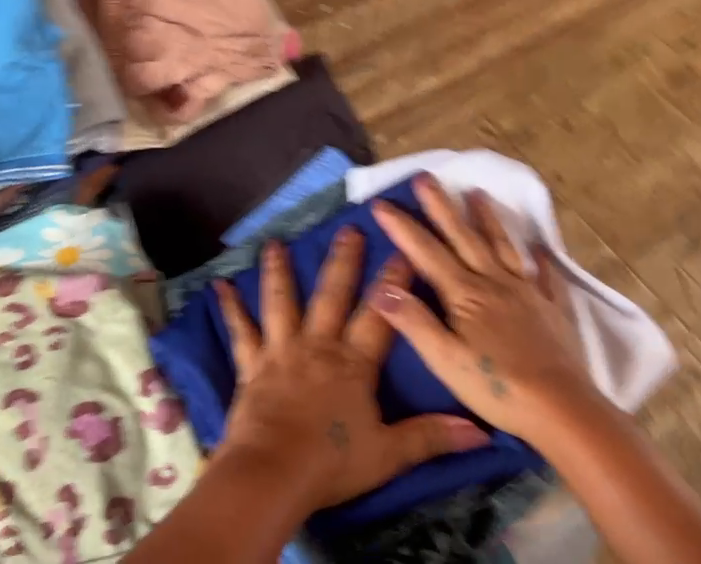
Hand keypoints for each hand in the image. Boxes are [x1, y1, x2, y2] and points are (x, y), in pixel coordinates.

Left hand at [211, 230, 494, 515]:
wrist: (273, 472)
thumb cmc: (332, 462)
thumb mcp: (389, 454)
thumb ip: (430, 437)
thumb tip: (481, 431)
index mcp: (353, 363)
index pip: (380, 316)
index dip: (393, 284)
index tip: (403, 252)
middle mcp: (317, 346)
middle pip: (332, 295)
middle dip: (343, 261)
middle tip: (347, 229)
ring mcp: (281, 352)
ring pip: (281, 302)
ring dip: (279, 272)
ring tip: (275, 244)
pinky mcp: (251, 365)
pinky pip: (241, 331)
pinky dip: (230, 309)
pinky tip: (219, 287)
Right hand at [367, 174, 599, 444]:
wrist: (563, 410)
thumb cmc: (497, 387)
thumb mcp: (444, 359)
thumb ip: (413, 321)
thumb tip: (381, 287)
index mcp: (464, 294)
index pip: (426, 253)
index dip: (403, 227)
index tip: (382, 203)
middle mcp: (494, 283)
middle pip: (464, 237)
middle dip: (442, 207)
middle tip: (427, 177)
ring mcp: (527, 294)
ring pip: (503, 247)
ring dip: (487, 219)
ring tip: (477, 193)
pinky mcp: (552, 311)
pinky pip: (545, 278)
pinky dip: (541, 260)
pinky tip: (540, 249)